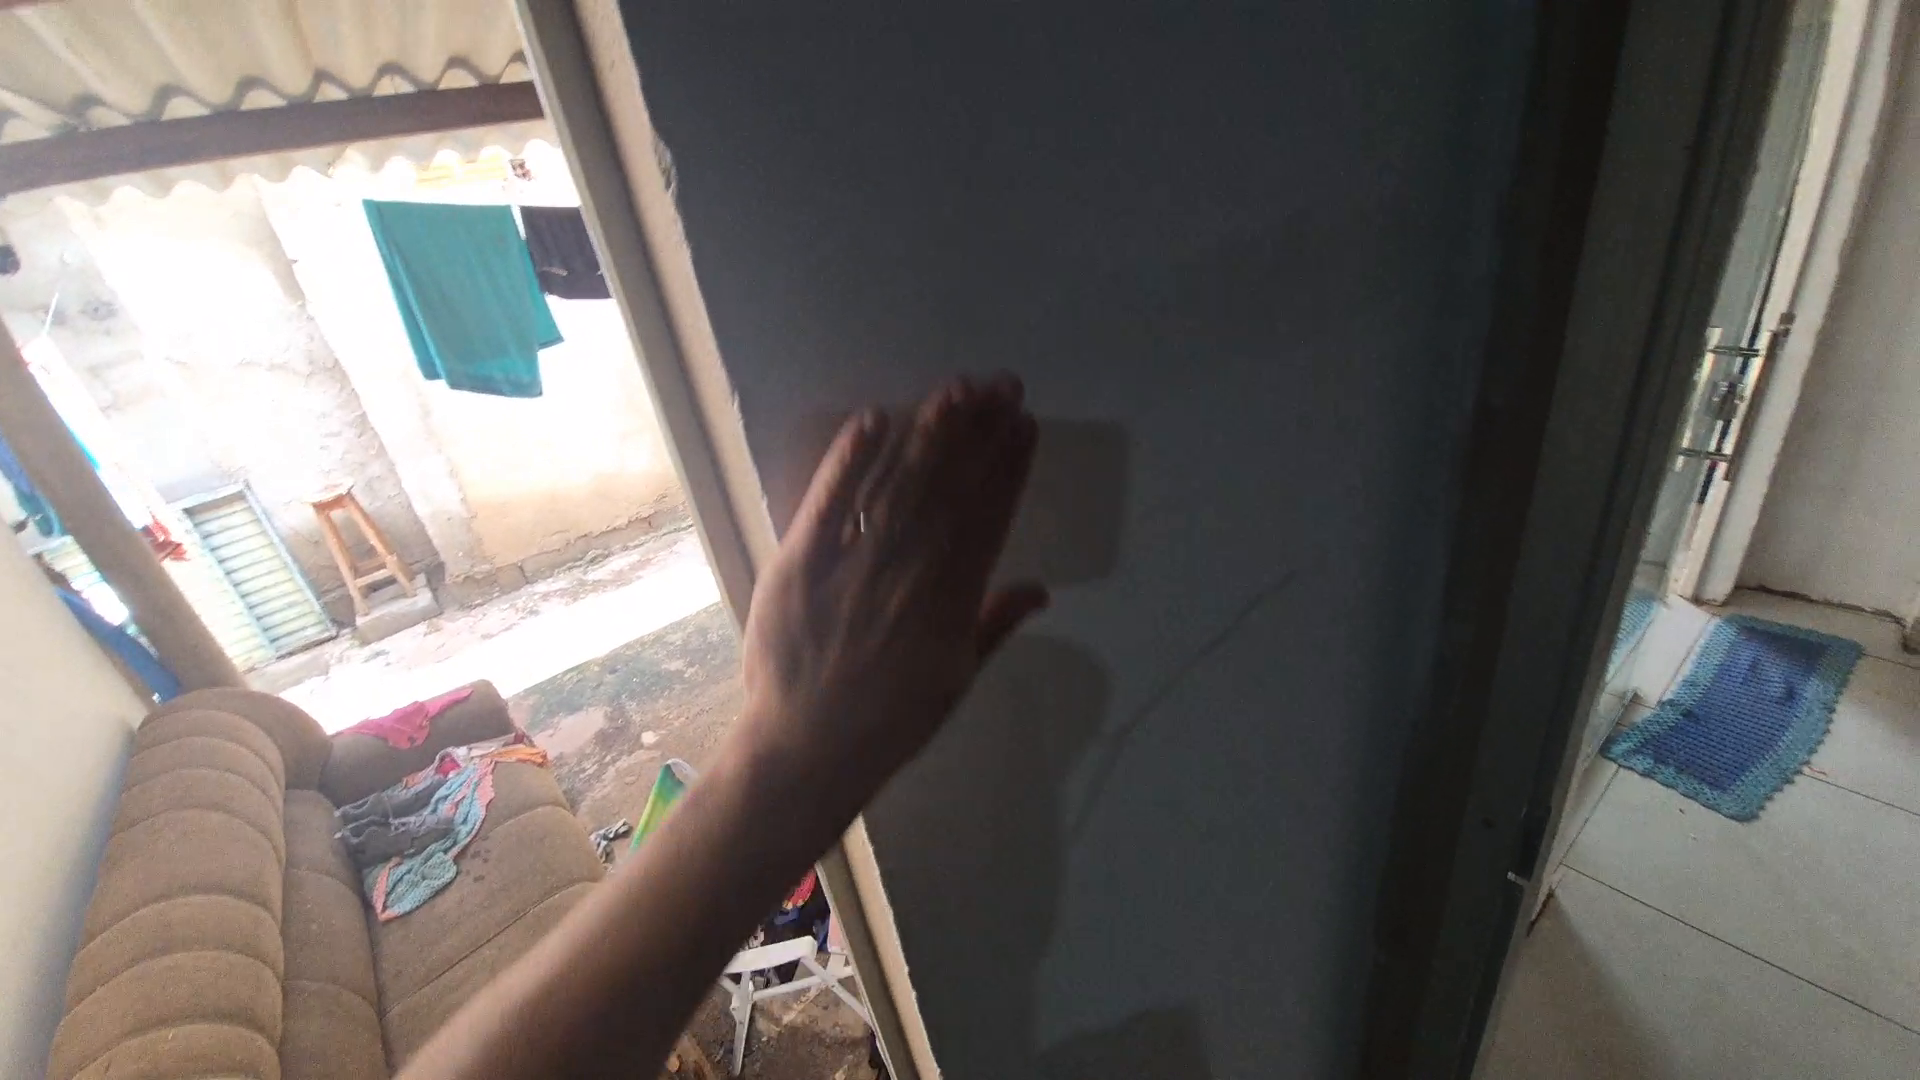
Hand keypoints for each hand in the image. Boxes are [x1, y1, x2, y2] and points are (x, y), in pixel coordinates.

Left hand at [730, 373, 1047, 808]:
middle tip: (1001, 384)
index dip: (1009, 469)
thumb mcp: (958, 679)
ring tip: (957, 390)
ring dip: (929, 435)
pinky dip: (849, 462)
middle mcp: (911, 576)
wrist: (807, 749)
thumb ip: (997, 625)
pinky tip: (872, 419)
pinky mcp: (800, 563)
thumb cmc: (890, 719)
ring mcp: (853, 567)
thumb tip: (1043, 588)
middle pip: (950, 492)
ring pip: (899, 488)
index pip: (989, 519)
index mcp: (953, 603)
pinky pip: (828, 505)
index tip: (1025, 425)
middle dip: (979, 434)